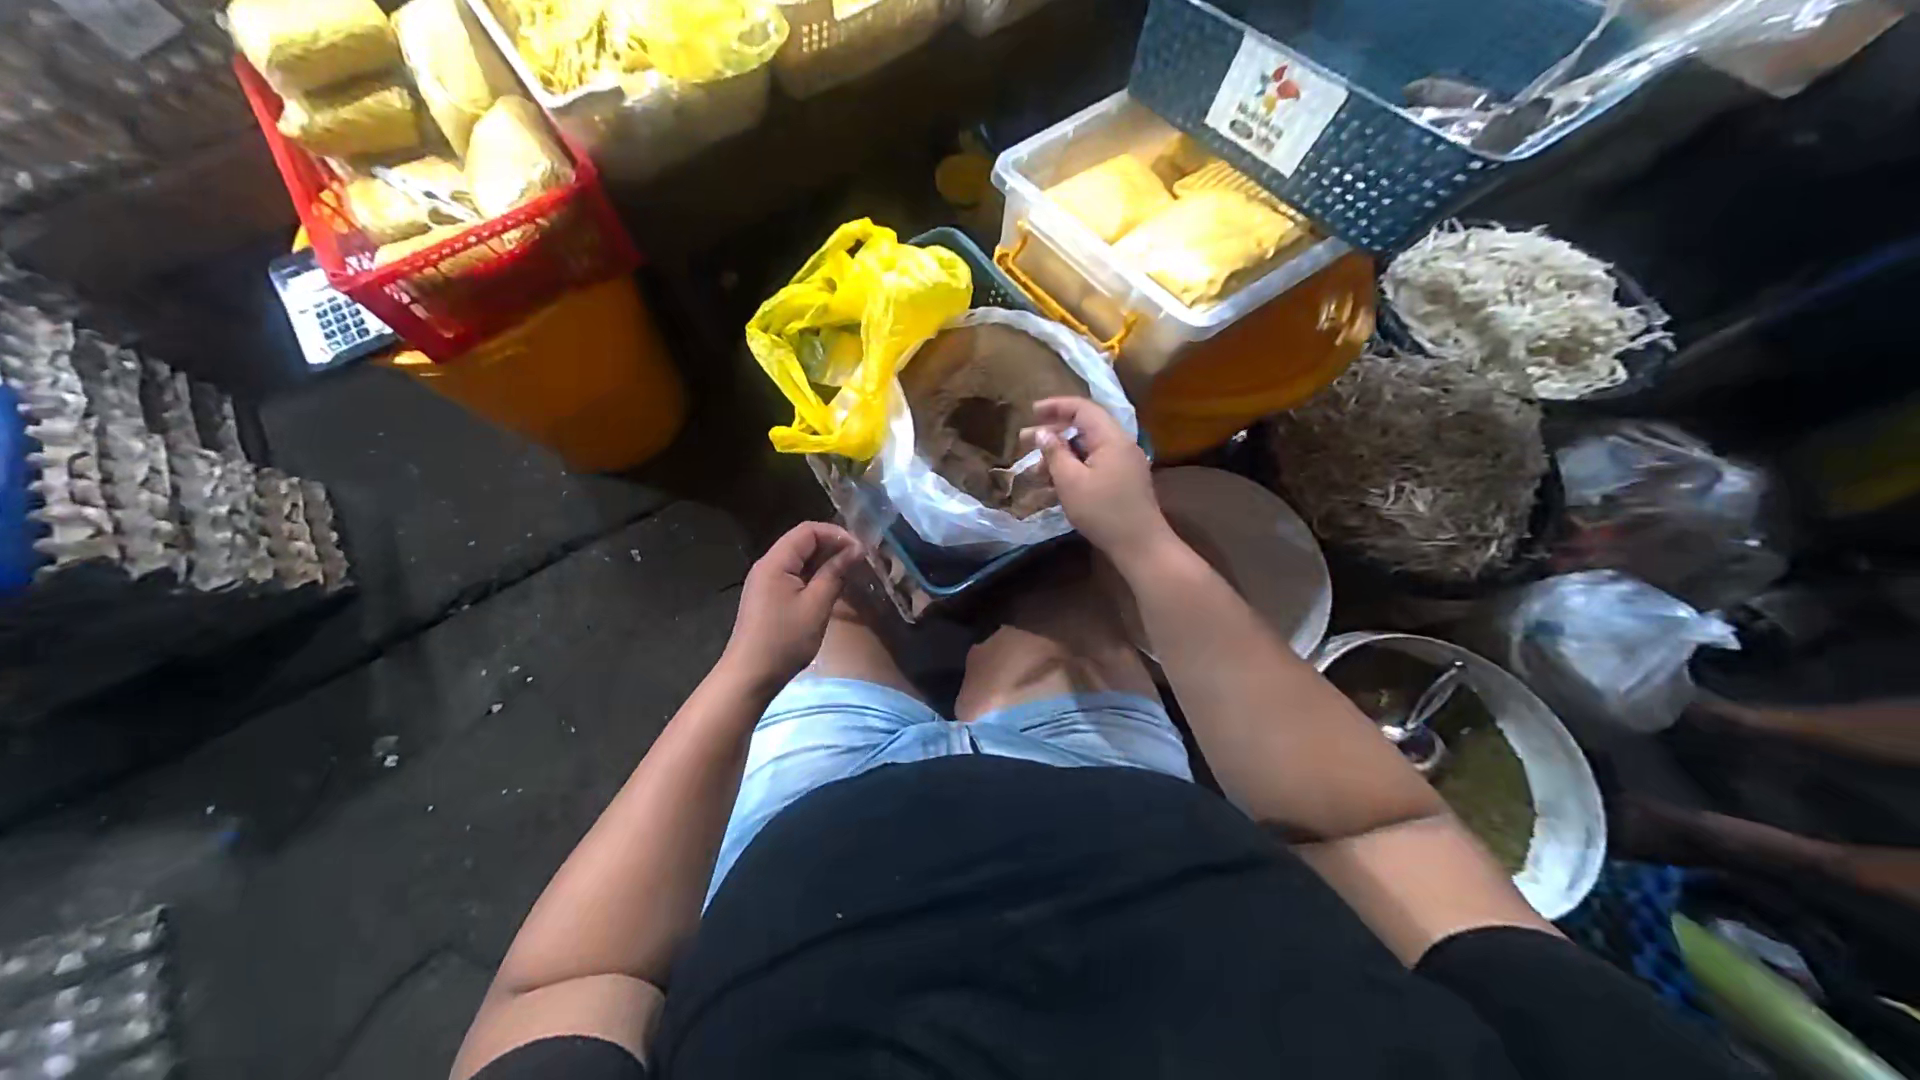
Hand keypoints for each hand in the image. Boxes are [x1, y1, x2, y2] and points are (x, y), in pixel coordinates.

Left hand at [722, 522, 862, 686]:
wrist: (751, 676)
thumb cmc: (785, 640)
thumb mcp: (816, 605)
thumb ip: (836, 573)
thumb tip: (856, 550)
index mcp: (775, 562)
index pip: (808, 531)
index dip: (837, 534)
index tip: (861, 550)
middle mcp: (768, 565)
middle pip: (803, 542)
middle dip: (833, 546)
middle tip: (860, 562)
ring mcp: (766, 582)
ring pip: (800, 560)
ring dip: (825, 562)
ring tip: (850, 573)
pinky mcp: (769, 597)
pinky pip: (795, 576)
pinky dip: (815, 576)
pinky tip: (831, 588)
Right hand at [1026, 397, 1175, 570]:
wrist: (1140, 545)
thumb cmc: (1103, 512)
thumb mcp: (1071, 481)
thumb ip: (1055, 453)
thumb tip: (1042, 433)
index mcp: (1111, 438)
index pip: (1082, 409)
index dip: (1055, 407)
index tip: (1031, 412)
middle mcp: (1121, 445)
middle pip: (1084, 428)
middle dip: (1053, 434)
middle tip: (1024, 442)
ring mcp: (1124, 464)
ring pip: (1087, 449)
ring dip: (1061, 455)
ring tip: (1036, 471)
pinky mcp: (1124, 481)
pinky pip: (1095, 464)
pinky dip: (1074, 468)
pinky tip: (1055, 484)